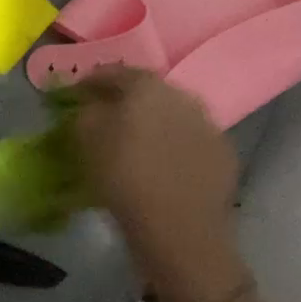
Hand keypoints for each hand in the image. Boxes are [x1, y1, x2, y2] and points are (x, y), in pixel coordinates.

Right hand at [75, 67, 237, 265]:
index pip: (112, 72)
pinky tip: (162, 163)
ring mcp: (209, 125)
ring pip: (172, 114)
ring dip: (153, 122)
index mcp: (146, 85)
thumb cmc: (123, 174)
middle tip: (105, 117)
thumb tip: (90, 103)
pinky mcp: (224, 155)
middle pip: (147, 91)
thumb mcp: (85, 136)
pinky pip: (191, 140)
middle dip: (125, 100)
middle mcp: (182, 96)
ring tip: (135, 142)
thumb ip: (85, 109)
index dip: (89, 82)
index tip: (75, 96)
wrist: (179, 229)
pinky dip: (174, 145)